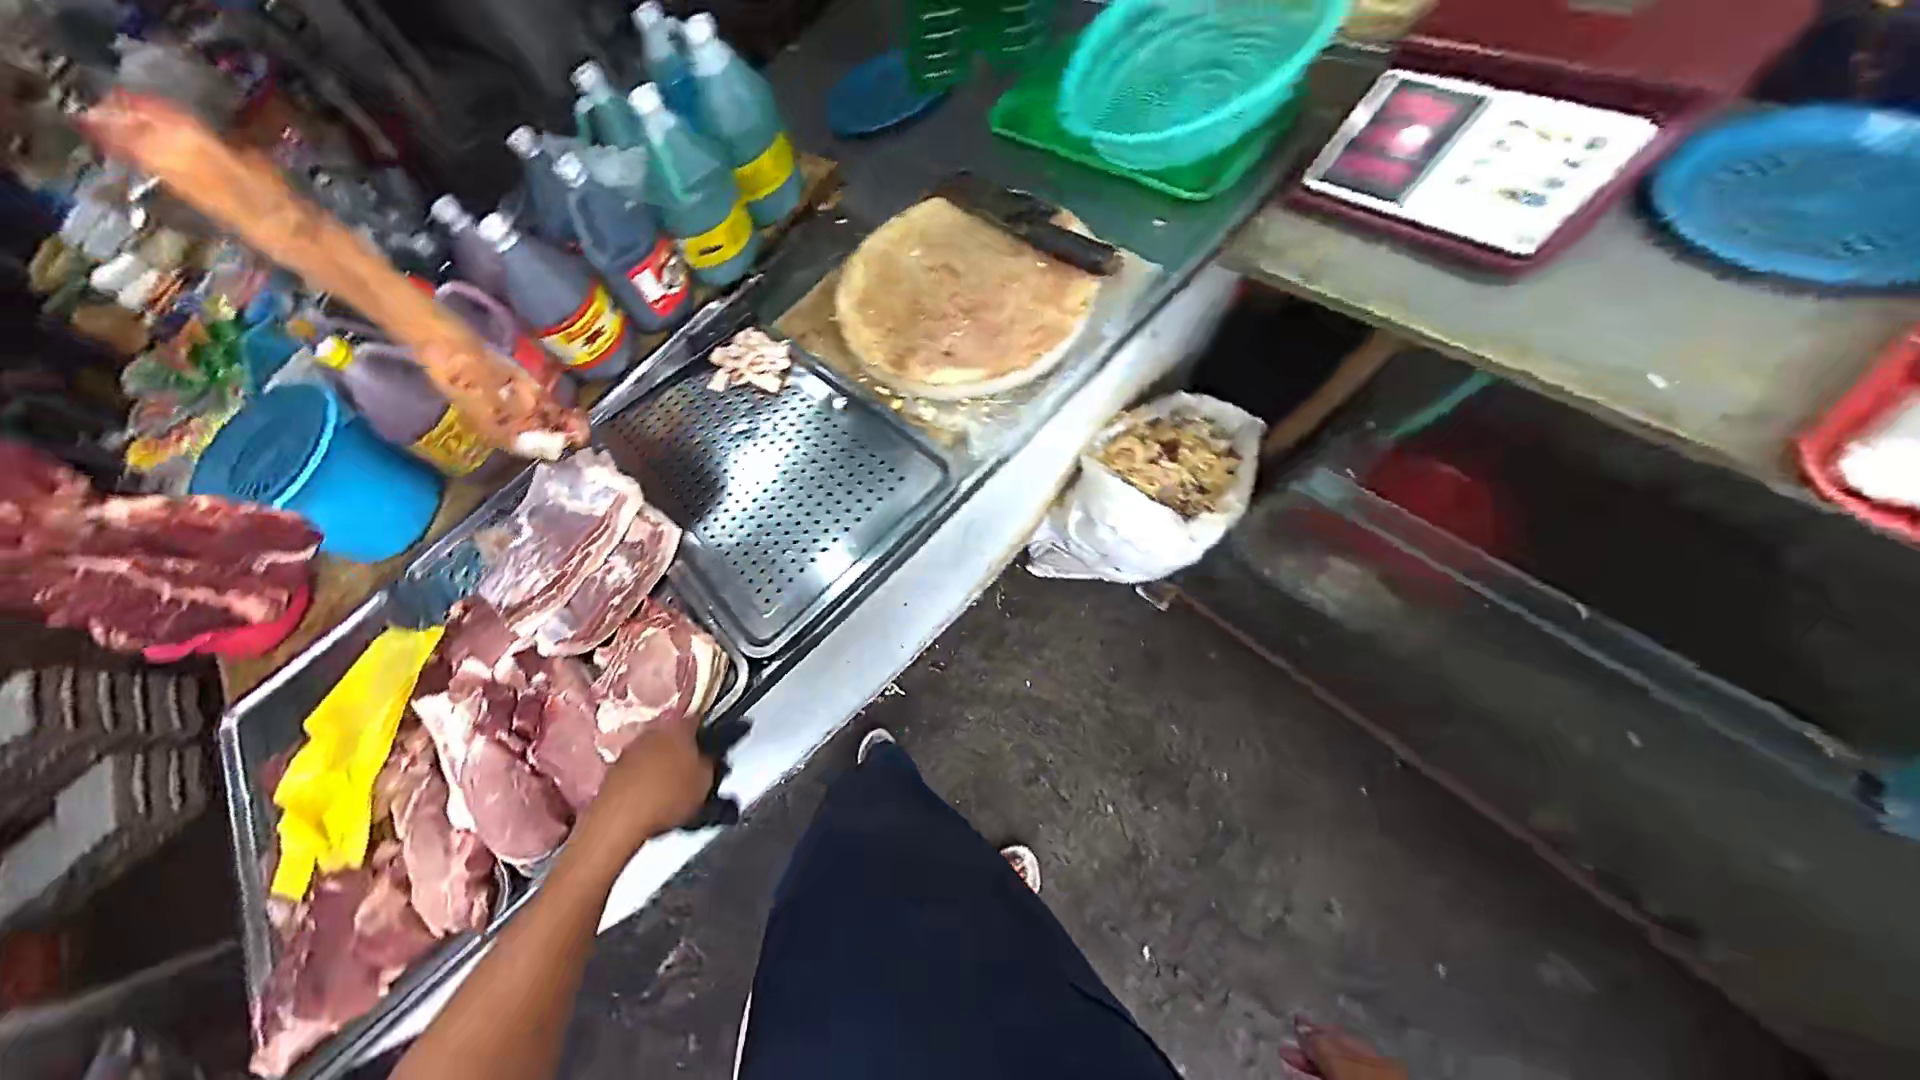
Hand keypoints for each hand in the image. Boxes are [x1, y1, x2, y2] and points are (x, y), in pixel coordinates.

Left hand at [573, 709, 715, 862]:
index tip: (718, 749)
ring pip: (657, 755)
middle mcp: (653, 732)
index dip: (712, 735)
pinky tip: (656, 803)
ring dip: (667, 768)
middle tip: (700, 775)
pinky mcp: (613, 773)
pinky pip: (640, 773)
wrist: (619, 822)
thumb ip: (712, 764)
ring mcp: (630, 752)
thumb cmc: (669, 795)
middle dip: (688, 753)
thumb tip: (710, 760)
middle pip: (677, 737)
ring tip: (678, 794)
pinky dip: (649, 783)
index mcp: (679, 726)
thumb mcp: (707, 780)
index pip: (701, 721)